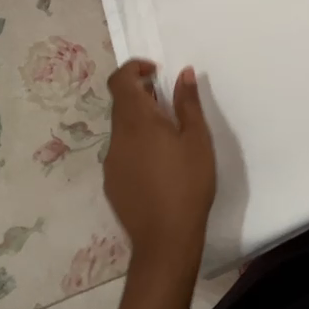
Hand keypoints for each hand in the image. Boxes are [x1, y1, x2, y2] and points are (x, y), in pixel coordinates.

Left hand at [102, 60, 215, 263]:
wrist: (165, 240)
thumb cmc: (187, 182)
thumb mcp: (197, 138)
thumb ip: (188, 102)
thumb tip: (183, 73)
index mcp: (136, 121)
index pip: (119, 80)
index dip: (134, 68)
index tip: (157, 72)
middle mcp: (117, 138)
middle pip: (122, 104)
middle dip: (144, 96)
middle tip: (172, 105)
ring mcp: (111, 163)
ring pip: (123, 130)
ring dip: (142, 122)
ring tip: (171, 139)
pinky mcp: (112, 184)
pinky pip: (122, 152)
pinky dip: (138, 146)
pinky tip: (161, 166)